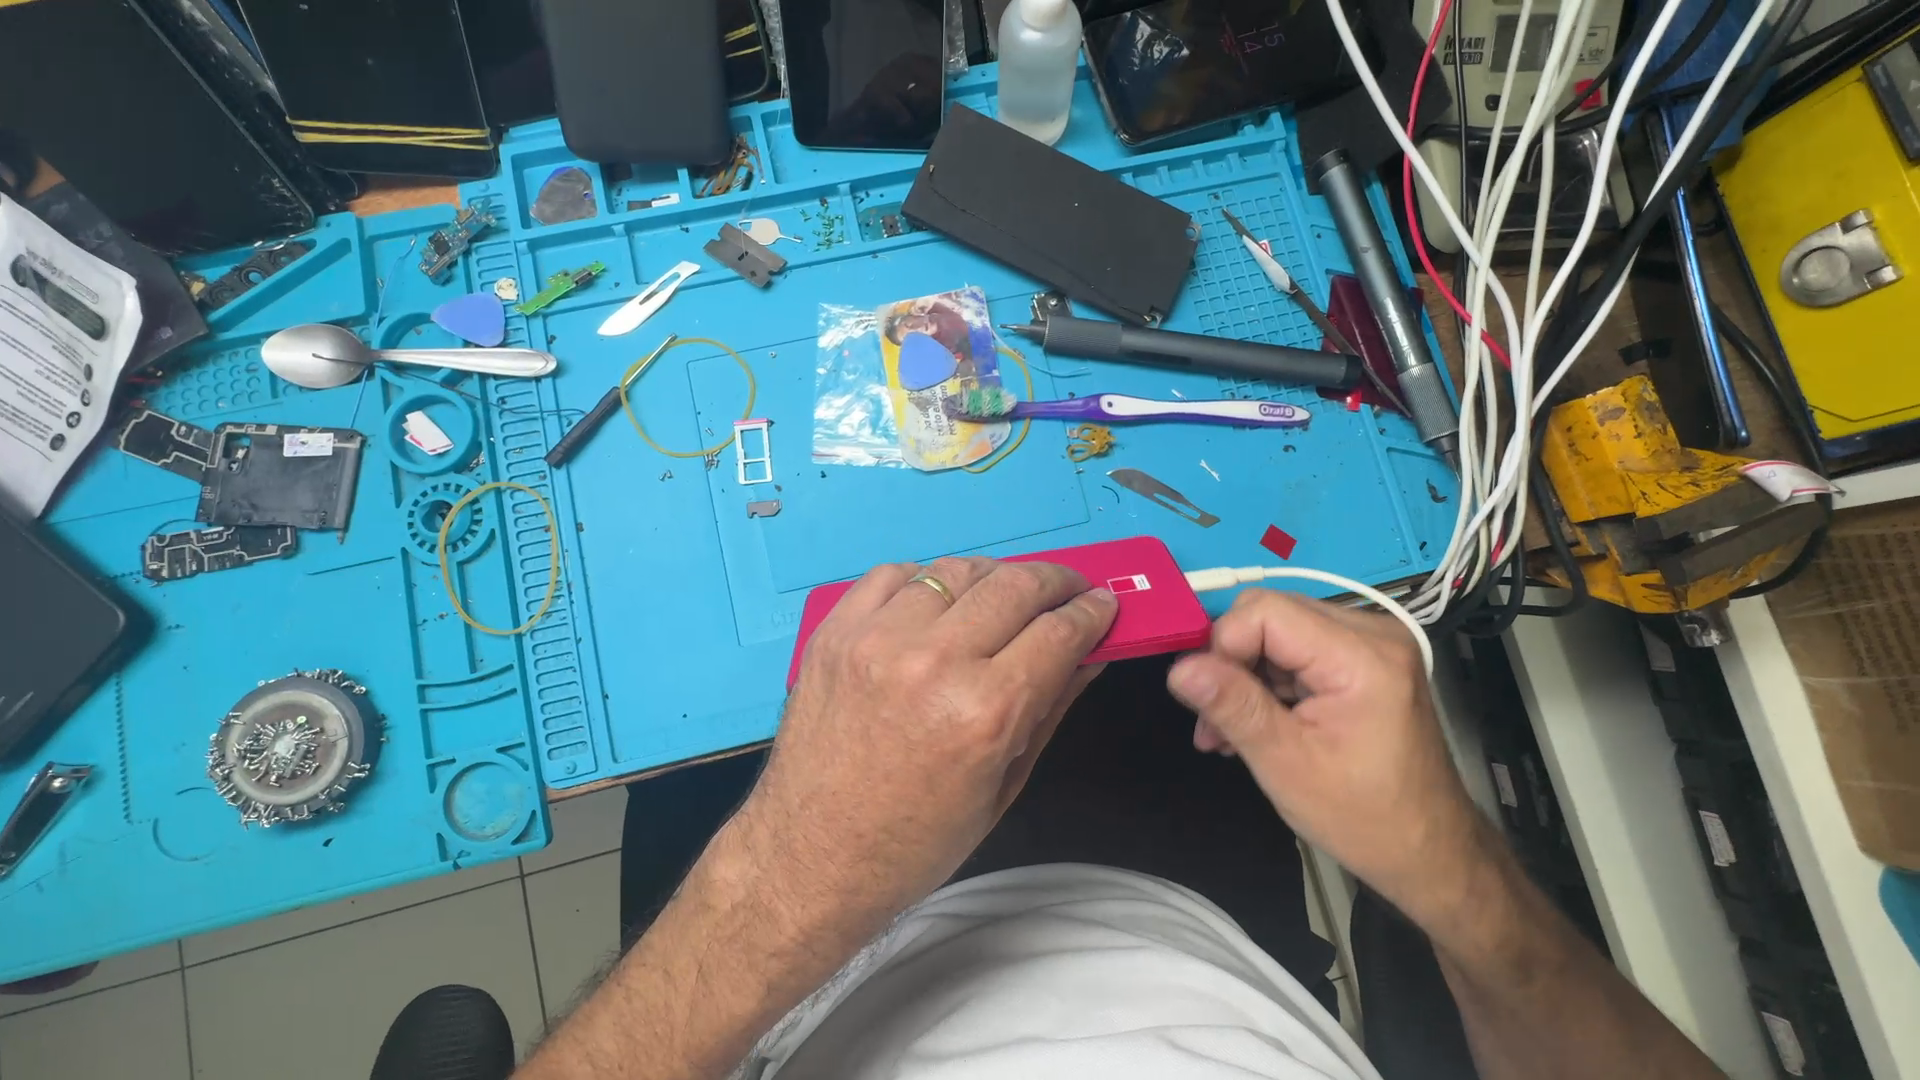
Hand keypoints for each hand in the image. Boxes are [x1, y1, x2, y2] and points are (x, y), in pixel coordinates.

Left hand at [735, 557, 1116, 936]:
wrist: (811, 858)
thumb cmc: (918, 841)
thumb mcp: (1004, 786)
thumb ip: (1051, 707)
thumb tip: (1090, 652)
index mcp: (986, 711)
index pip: (1059, 632)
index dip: (1092, 613)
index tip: (1103, 605)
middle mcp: (935, 661)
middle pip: (1015, 586)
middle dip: (1056, 581)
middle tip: (1068, 590)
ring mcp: (877, 639)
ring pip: (956, 570)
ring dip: (994, 577)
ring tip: (1004, 596)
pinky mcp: (835, 631)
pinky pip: (893, 574)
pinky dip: (926, 581)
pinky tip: (937, 604)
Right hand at [1166, 589, 1491, 922]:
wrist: (1429, 852)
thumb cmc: (1362, 816)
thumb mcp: (1285, 764)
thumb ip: (1232, 706)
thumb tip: (1178, 668)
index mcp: (1362, 656)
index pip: (1265, 612)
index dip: (1224, 646)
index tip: (1209, 700)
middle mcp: (1373, 632)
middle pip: (1269, 614)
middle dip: (1230, 662)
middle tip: (1212, 720)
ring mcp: (1371, 644)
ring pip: (1277, 631)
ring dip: (1244, 676)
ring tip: (1226, 732)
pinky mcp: (1364, 660)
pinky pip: (1296, 649)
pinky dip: (1268, 682)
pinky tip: (1254, 723)